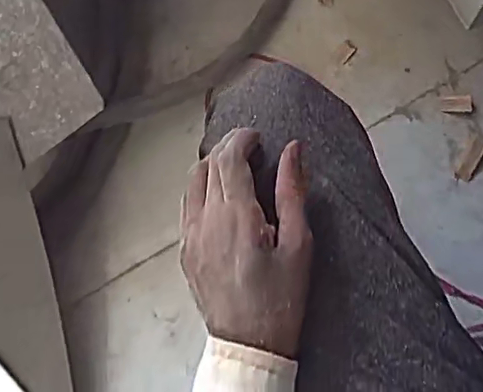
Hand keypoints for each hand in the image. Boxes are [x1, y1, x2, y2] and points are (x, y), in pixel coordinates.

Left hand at [181, 129, 312, 357]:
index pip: (228, 157)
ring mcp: (191, 236)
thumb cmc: (280, 299)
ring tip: (235, 166)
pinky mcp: (184, 250)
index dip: (242, 138)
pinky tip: (219, 194)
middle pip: (210, 163)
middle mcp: (207, 221)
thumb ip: (293, 191)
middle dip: (230, 145)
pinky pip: (187, 203)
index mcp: (236, 216)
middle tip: (251, 145)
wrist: (250, 347)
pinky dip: (201, 186)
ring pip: (194, 179)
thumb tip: (293, 150)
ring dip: (213, 163)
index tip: (257, 136)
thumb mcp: (298, 245)